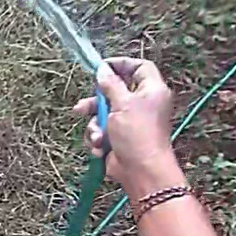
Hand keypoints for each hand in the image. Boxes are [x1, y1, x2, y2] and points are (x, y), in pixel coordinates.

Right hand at [75, 58, 183, 197]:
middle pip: (114, 92)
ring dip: (95, 125)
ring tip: (97, 136)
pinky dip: (97, 138)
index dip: (121, 65)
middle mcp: (142, 104)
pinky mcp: (118, 138)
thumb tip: (102, 70)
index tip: (102, 67)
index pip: (139, 68)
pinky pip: (101, 131)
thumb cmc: (137, 134)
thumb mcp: (122, 104)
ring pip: (103, 113)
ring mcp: (129, 122)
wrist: (140, 170)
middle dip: (97, 102)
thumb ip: (110, 85)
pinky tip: (100, 147)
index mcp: (151, 91)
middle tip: (84, 106)